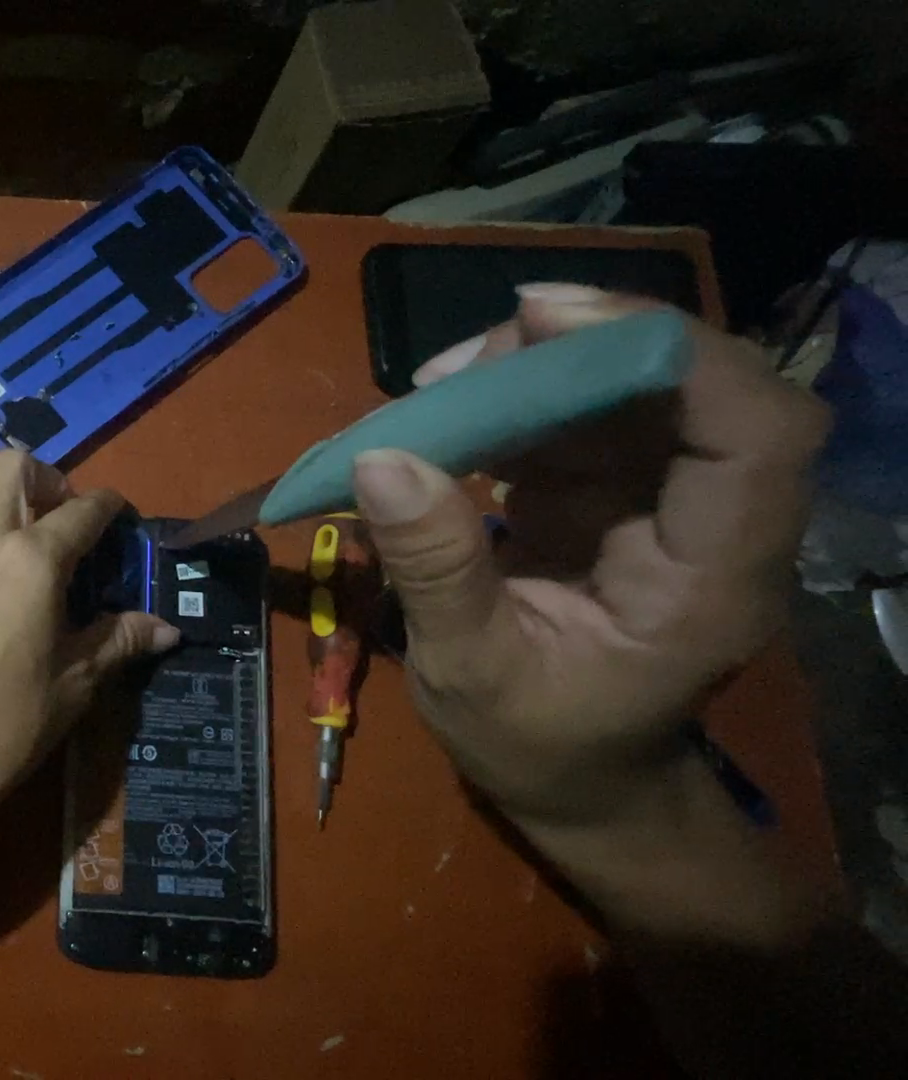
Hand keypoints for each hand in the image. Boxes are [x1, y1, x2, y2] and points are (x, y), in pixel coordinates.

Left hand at [0, 451, 178, 819]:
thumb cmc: (0, 727)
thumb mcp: (72, 686)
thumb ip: (116, 642)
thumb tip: (165, 628)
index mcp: (29, 559)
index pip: (81, 508)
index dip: (111, 508)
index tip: (127, 521)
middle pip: (13, 466)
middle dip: (52, 480)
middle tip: (74, 530)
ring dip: (18, 511)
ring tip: (48, 571)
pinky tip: (9, 603)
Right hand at [355, 284, 827, 829]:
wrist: (574, 779)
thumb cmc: (538, 744)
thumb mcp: (469, 671)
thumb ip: (435, 571)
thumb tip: (379, 461)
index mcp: (707, 580)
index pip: (751, 435)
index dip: (673, 356)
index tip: (548, 321)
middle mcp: (701, 524)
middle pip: (678, 394)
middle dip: (570, 354)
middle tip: (455, 365)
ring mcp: (650, 507)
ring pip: (615, 398)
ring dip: (524, 375)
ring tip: (429, 392)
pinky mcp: (599, 502)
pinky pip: (562, 427)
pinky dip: (499, 409)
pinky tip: (438, 419)